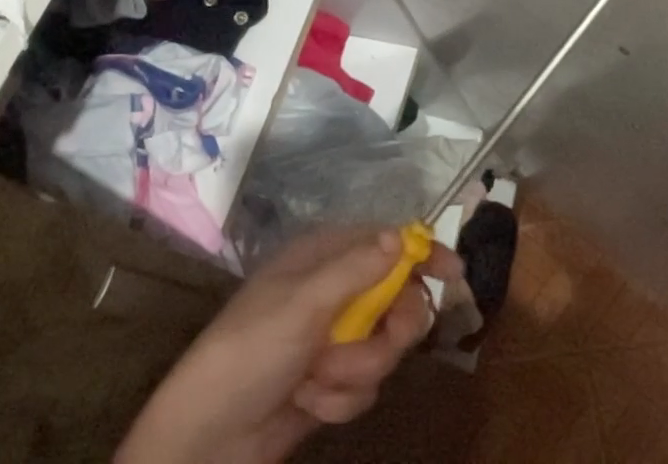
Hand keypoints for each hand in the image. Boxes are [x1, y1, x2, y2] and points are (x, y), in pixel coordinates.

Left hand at [117, 228, 462, 463]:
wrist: (213, 432)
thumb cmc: (252, 350)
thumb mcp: (303, 304)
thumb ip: (357, 269)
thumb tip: (400, 234)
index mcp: (322, 258)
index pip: (386, 243)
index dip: (422, 254)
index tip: (455, 274)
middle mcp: (334, 292)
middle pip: (399, 300)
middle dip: (388, 332)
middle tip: (378, 342)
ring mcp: (336, 338)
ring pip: (387, 349)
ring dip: (355, 370)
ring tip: (315, 377)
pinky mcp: (335, 379)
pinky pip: (368, 385)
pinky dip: (341, 398)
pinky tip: (308, 400)